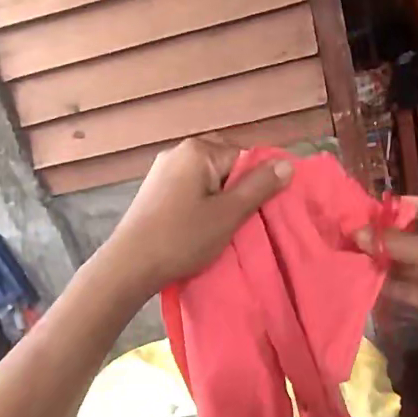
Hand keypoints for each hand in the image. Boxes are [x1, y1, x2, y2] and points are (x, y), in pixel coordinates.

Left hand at [96, 136, 291, 294]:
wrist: (130, 266)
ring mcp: (163, 169)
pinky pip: (191, 188)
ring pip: (209, 178)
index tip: (252, 211)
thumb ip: (260, 186)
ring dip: (220, 199)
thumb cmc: (183, 237)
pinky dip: (202, 203)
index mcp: (198, 150)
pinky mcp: (155, 189)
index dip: (255, 184)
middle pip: (227, 165)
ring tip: (219, 226)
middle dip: (237, 189)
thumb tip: (288, 163)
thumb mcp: (230, 213)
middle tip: (237, 220)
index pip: (245, 157)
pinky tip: (198, 225)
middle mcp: (178, 151)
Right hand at [365, 197, 417, 349]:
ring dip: (382, 261)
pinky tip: (360, 279)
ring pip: (406, 264)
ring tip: (348, 254)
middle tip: (351, 232)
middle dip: (387, 236)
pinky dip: (386, 286)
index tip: (374, 206)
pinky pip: (405, 289)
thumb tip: (359, 232)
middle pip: (414, 237)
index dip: (406, 205)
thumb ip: (397, 243)